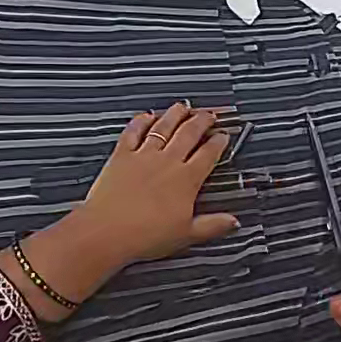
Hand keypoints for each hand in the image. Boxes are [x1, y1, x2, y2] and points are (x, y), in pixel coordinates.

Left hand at [0, 103, 237, 320]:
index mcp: (186, 179)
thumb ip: (212, 225)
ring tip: (183, 106)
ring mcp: (143, 156)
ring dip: (175, 115)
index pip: (208, 154)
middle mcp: (167, 162)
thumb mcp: (187, 234)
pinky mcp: (121, 156)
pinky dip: (140, 122)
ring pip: (163, 127)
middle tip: (209, 114)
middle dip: (201, 121)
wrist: (108, 232)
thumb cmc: (146, 235)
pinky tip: (146, 116)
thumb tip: (233, 222)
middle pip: (189, 133)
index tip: (223, 135)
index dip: (218, 142)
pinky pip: (133, 132)